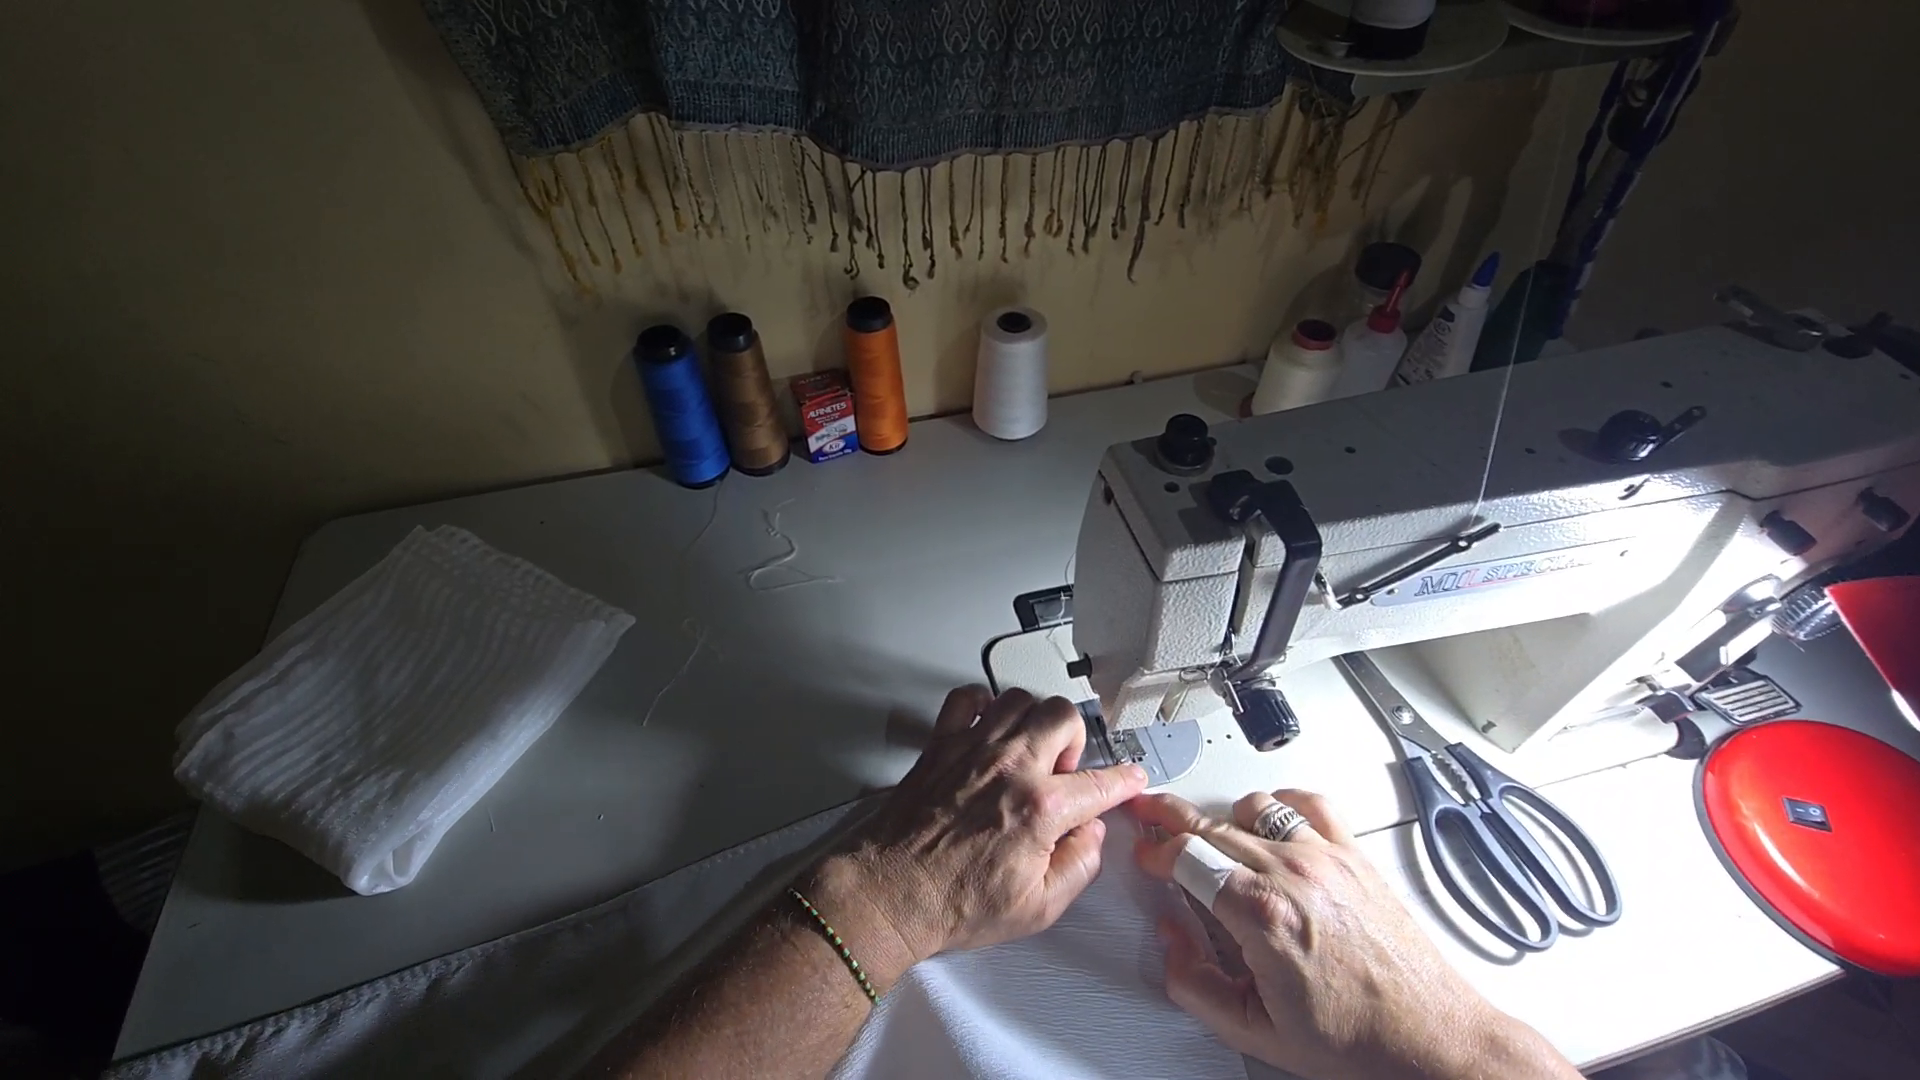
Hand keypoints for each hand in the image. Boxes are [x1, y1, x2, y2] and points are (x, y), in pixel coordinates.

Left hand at [804, 687, 1148, 984]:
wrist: (891, 893)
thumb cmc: (955, 903)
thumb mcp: (1037, 908)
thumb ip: (1078, 866)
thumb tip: (1092, 834)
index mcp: (1040, 809)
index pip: (1099, 783)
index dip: (1123, 780)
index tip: (1129, 777)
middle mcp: (1010, 767)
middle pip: (1063, 716)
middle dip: (1075, 739)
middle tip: (1063, 769)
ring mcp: (973, 748)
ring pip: (1021, 698)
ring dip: (1033, 719)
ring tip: (1029, 748)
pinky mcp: (941, 743)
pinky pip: (966, 697)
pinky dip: (982, 703)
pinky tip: (988, 726)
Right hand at [1132, 790, 1579, 1079]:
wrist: (1435, 1044)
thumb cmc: (1357, 1041)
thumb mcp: (1256, 1031)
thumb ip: (1195, 984)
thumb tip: (1171, 938)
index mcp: (1262, 915)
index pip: (1187, 857)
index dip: (1156, 852)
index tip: (1148, 857)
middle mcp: (1292, 874)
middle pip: (1210, 824)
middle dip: (1170, 819)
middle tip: (1151, 816)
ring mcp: (1325, 858)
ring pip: (1253, 806)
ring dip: (1223, 817)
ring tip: (1212, 833)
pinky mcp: (1353, 855)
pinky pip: (1309, 803)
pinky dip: (1281, 802)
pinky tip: (1272, 817)